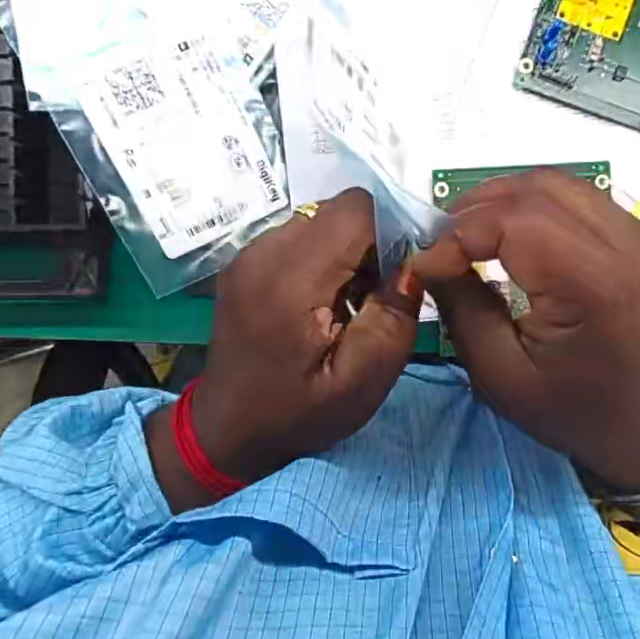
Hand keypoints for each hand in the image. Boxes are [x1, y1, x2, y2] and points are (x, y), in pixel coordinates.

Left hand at [147, 189, 423, 509]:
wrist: (226, 429)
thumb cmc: (295, 415)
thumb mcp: (361, 383)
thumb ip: (393, 318)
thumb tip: (413, 263)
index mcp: (290, 281)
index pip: (356, 209)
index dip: (391, 230)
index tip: (401, 275)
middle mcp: (262, 253)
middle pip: (337, 211)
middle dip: (369, 244)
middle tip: (373, 298)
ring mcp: (247, 254)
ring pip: (318, 221)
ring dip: (345, 253)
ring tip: (345, 306)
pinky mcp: (243, 262)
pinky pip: (297, 238)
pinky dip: (321, 260)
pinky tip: (319, 304)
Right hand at [410, 169, 639, 491]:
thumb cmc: (571, 413)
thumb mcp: (499, 375)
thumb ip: (462, 308)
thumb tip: (427, 259)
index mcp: (597, 288)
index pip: (518, 219)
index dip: (461, 232)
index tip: (427, 264)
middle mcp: (631, 249)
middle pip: (540, 189)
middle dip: (477, 208)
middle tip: (441, 245)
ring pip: (561, 184)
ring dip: (504, 202)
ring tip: (468, 237)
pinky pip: (580, 201)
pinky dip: (534, 210)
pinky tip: (510, 239)